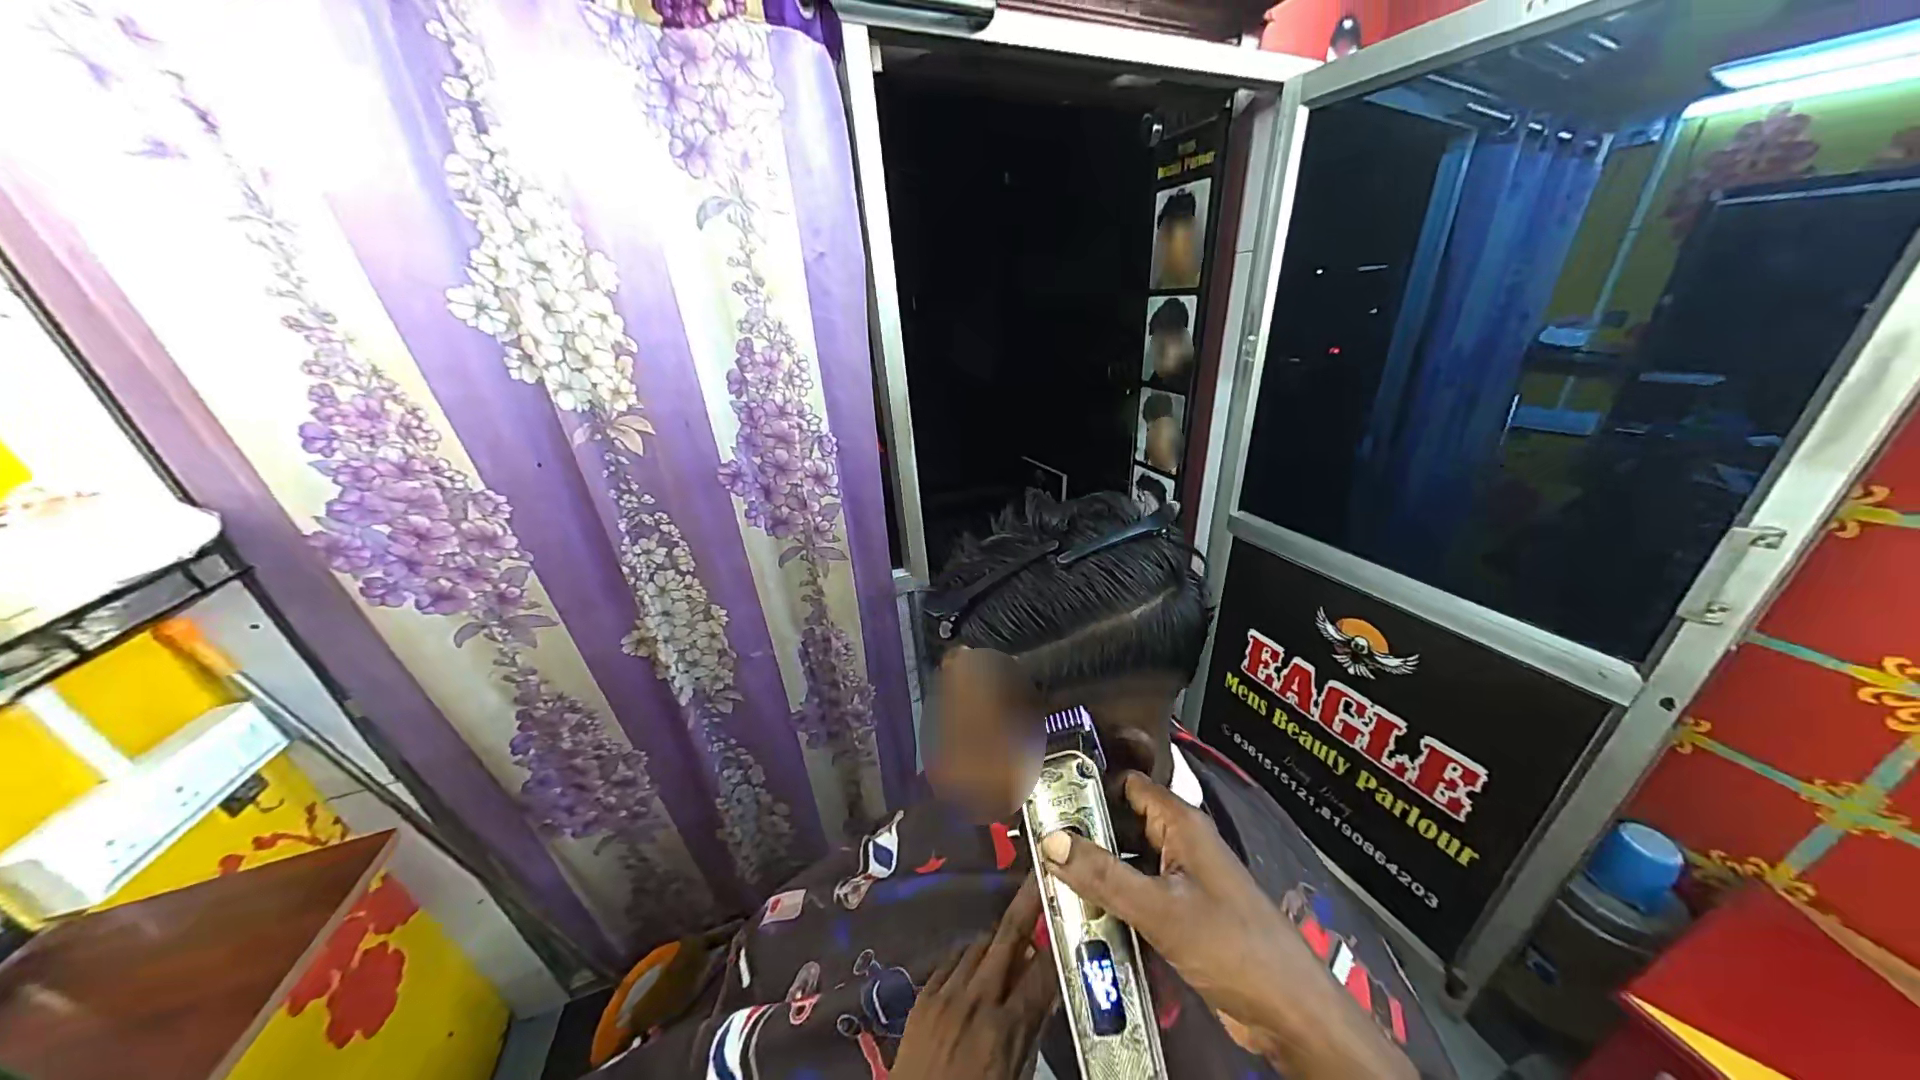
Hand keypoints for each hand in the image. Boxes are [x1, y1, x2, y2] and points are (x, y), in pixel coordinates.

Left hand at [891, 874, 1058, 1078]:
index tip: (1071, 916)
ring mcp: (945, 994)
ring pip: (979, 945)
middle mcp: (976, 1001)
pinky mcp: (923, 997)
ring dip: (998, 937)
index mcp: (1006, 1029)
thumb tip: (1046, 999)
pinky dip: (970, 956)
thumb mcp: (1016, 1076)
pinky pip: (951, 961)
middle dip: (1026, 905)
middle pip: (1007, 938)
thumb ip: (1032, 1034)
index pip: (1043, 974)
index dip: (1059, 944)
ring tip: (1014, 933)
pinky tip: (977, 961)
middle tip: (1040, 877)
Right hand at [1037, 771, 1415, 1079]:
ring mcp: (1181, 879)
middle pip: (1123, 823)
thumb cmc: (1232, 946)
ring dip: (1095, 870)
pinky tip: (1081, 912)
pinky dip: (1111, 898)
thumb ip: (1103, 876)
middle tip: (1040, 844)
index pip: (1128, 785)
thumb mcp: (1160, 909)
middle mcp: (1180, 843)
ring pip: (1127, 861)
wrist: (1289, 1013)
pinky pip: (1137, 893)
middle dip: (1085, 833)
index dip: (1090, 786)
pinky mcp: (1181, 912)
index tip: (1049, 799)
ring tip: (1050, 877)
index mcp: (1181, 824)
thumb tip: (1051, 842)